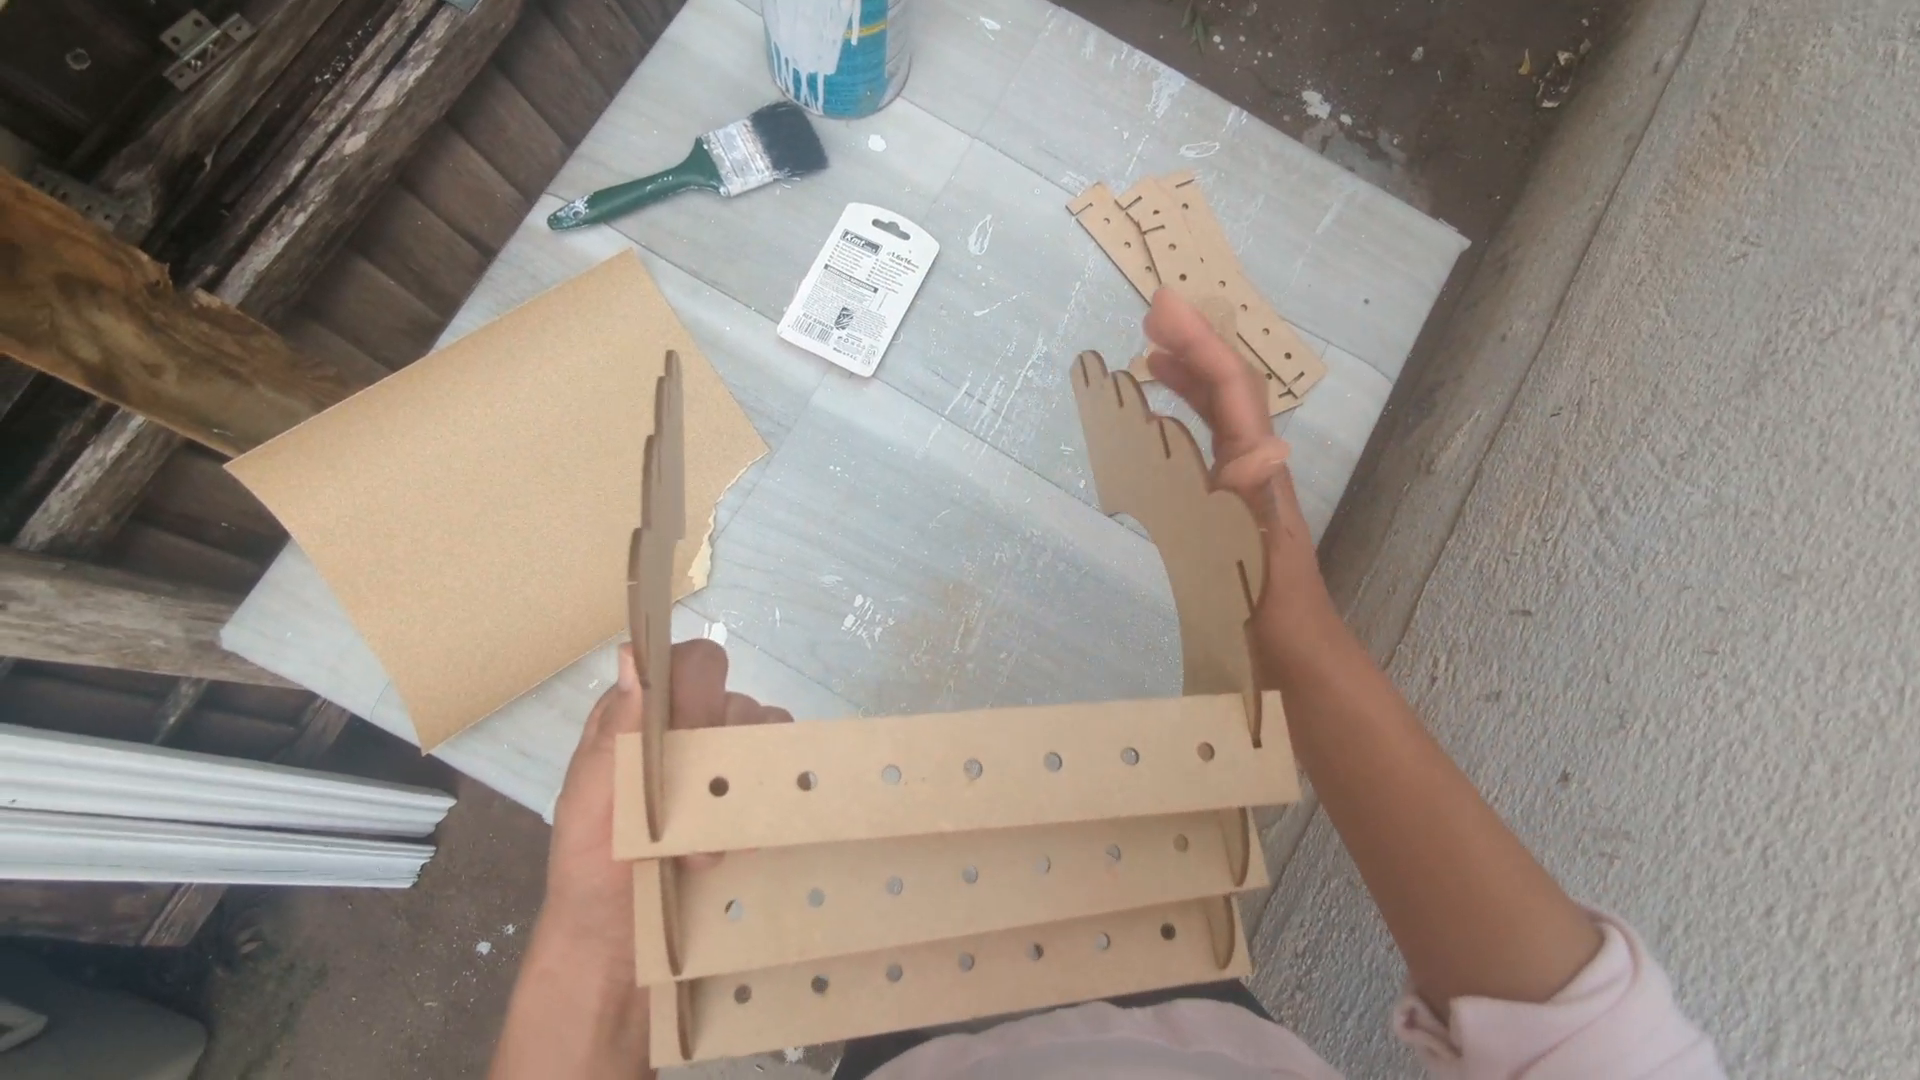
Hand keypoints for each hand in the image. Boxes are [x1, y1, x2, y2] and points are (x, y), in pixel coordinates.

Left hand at [541, 640, 793, 983]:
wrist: (622, 958)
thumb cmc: (594, 879)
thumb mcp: (591, 806)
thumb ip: (616, 733)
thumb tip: (634, 655)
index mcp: (635, 722)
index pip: (687, 667)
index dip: (698, 693)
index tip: (694, 738)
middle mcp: (683, 734)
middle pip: (733, 699)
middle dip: (724, 752)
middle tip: (699, 810)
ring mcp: (721, 767)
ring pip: (764, 734)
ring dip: (747, 784)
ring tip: (718, 843)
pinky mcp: (749, 801)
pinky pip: (782, 773)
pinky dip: (772, 799)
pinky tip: (747, 841)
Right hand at [1141, 288, 1334, 637]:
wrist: (1296, 656)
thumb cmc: (1271, 617)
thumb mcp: (1258, 563)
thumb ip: (1251, 512)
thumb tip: (1254, 448)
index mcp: (1259, 475)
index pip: (1233, 392)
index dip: (1201, 344)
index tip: (1162, 305)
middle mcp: (1255, 468)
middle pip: (1230, 391)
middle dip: (1195, 345)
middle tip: (1152, 316)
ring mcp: (1245, 486)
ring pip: (1222, 416)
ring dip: (1191, 378)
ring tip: (1153, 356)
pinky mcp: (1232, 506)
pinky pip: (1209, 447)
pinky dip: (1185, 422)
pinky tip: (1161, 427)